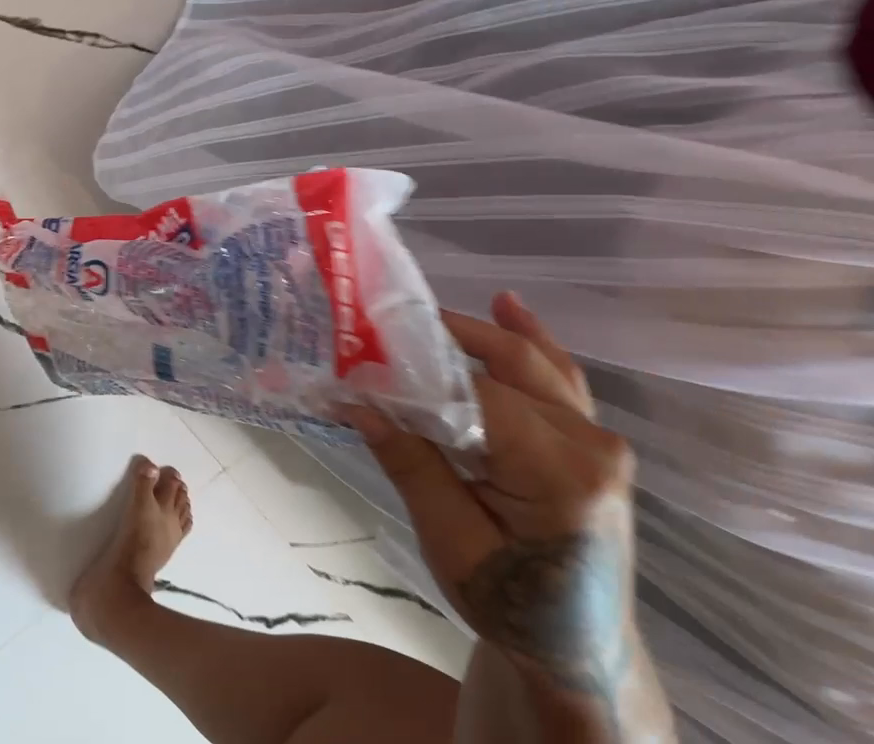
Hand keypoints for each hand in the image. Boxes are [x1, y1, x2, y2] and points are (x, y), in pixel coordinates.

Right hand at [344, 293, 648, 727]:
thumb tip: (357, 403)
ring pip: (537, 365)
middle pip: (506, 369)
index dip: (414, 372)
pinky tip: (512, 310)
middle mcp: (590, 445)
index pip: (475, 396)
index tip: (357, 358)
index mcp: (560, 473)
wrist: (578, 648)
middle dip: (440, 341)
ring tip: (428, 307)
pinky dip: (530, 344)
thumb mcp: (451, 541)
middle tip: (377, 324)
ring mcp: (598, 442)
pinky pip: (559, 381)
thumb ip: (412, 464)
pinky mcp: (592, 446)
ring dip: (481, 333)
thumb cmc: (512, 604)